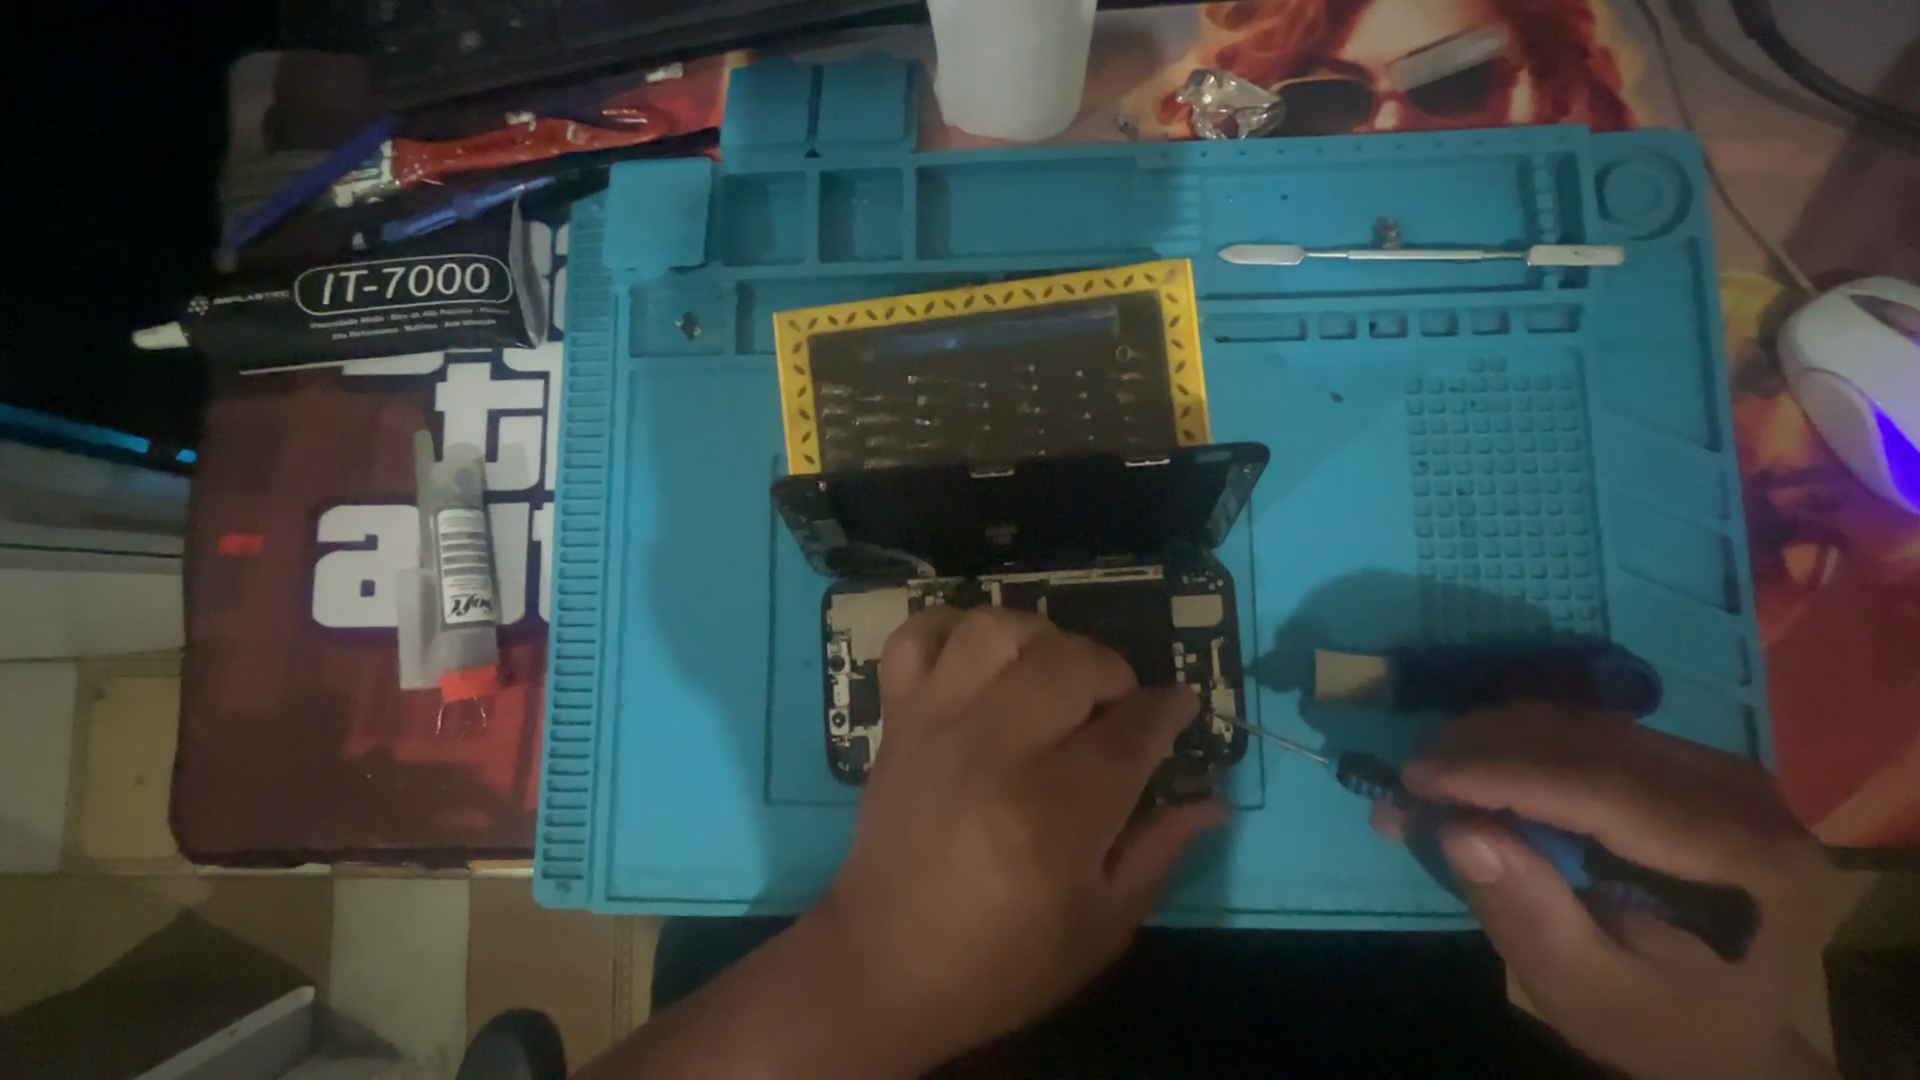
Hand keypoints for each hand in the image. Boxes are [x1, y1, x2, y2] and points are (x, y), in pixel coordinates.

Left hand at [811, 607, 1226, 1072]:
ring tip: (1050, 677)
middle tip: (1114, 708)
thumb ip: (1159, 852)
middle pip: (1069, 662)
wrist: (883, 966)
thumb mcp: (1100, 928)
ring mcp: (935, 725)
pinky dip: (950, 630)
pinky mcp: (896, 719)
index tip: (1180, 705)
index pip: (1129, 730)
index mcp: (1051, 816)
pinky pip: (916, 636)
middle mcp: (991, 751)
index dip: (1167, 709)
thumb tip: (1212, 800)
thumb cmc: (1001, 961)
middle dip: (1112, 673)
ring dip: (1040, 640)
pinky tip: (978, 663)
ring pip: (996, 630)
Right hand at [1372, 705, 1842, 1079]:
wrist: (1729, 1029)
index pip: (1603, 787)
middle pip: (1584, 742)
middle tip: (1407, 781)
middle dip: (1479, 750)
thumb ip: (1530, 916)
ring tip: (1429, 777)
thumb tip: (1460, 833)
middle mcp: (1742, 797)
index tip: (1414, 780)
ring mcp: (1713, 771)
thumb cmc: (1654, 1018)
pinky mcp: (1680, 761)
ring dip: (1486, 740)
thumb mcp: (1584, 990)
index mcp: (1746, 861)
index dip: (1499, 774)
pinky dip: (1510, 741)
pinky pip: (1579, 729)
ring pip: (1574, 723)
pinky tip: (1470, 769)